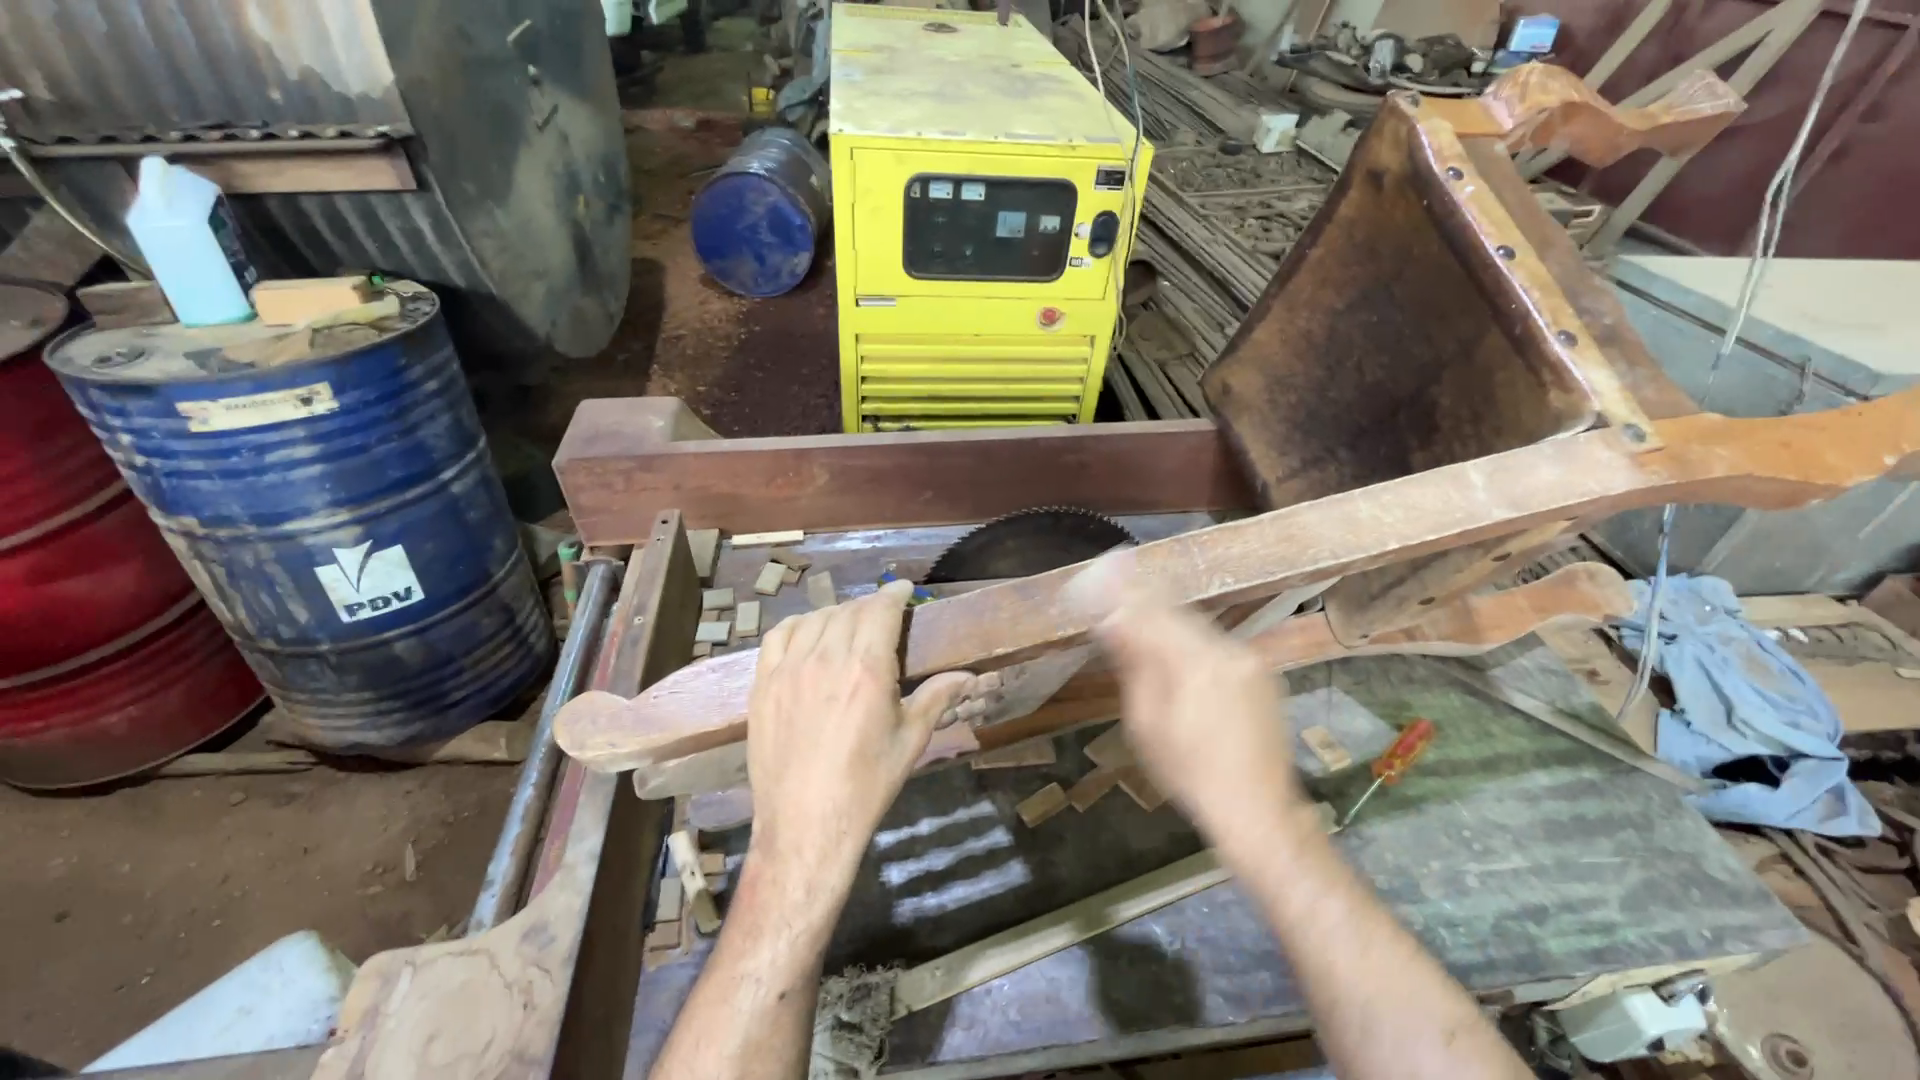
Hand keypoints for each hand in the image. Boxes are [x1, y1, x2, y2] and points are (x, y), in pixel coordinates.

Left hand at [745, 579, 976, 884]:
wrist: (806, 822)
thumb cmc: (866, 784)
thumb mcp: (910, 741)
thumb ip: (937, 698)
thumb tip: (968, 675)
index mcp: (867, 669)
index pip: (881, 610)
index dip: (894, 593)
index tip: (903, 588)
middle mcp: (826, 659)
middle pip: (849, 611)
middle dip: (870, 605)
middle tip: (883, 614)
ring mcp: (788, 670)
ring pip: (814, 620)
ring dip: (836, 613)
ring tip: (849, 624)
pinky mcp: (762, 685)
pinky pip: (777, 637)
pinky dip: (797, 626)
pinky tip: (807, 633)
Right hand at [1071, 553, 1317, 855]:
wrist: (1258, 808)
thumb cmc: (1189, 774)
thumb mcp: (1146, 725)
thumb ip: (1134, 667)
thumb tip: (1113, 623)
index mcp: (1194, 663)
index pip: (1150, 612)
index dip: (1121, 592)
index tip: (1098, 574)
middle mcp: (1226, 649)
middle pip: (1176, 612)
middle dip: (1143, 598)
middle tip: (1114, 577)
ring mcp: (1248, 659)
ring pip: (1197, 627)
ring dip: (1167, 619)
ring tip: (1138, 609)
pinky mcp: (1261, 672)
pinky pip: (1216, 644)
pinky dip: (1190, 639)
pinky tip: (1175, 646)